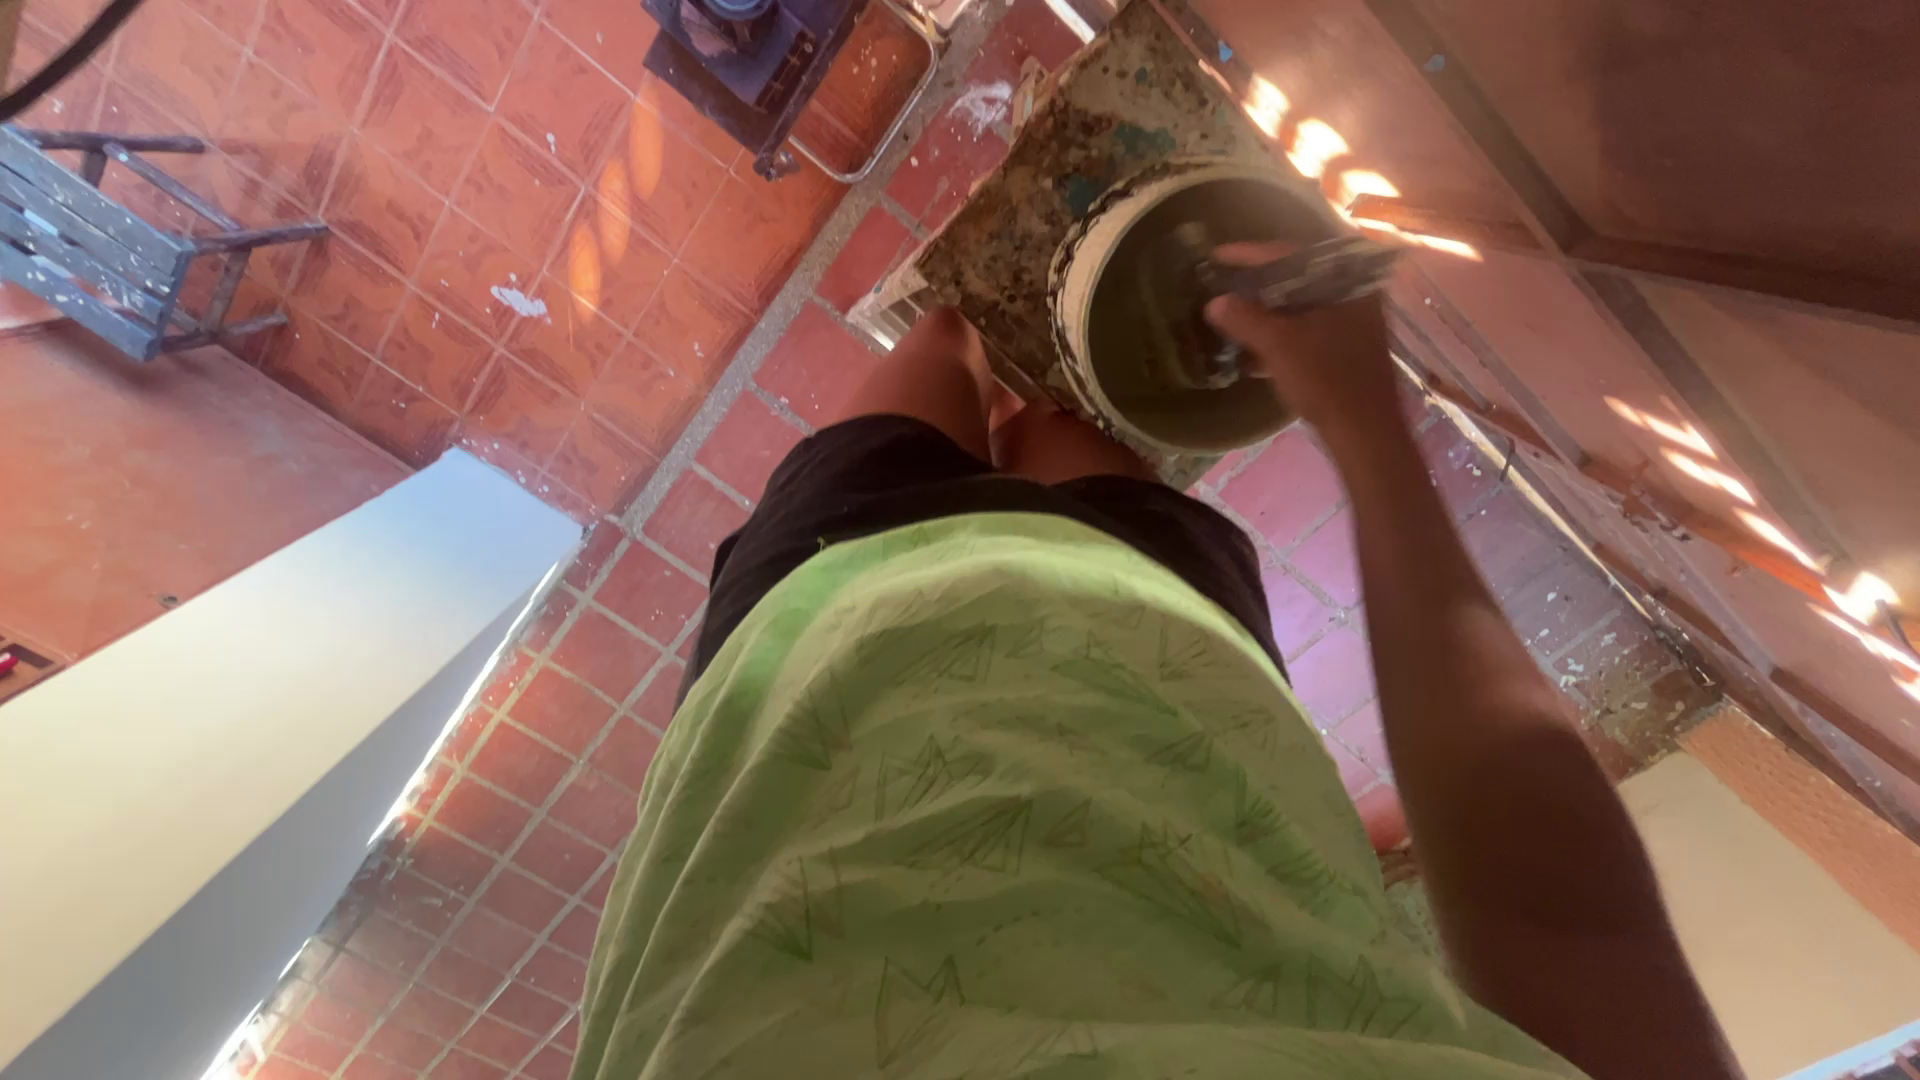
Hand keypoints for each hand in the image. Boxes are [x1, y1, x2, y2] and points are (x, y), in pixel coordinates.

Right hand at [1203, 243, 1402, 458]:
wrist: (1363, 430)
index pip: (1292, 255)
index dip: (1250, 255)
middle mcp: (1354, 293)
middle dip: (1257, 283)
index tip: (1216, 256)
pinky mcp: (1344, 347)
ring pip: (1299, 305)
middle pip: (1296, 277)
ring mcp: (1352, 321)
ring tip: (1230, 314)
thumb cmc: (1326, 380)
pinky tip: (1251, 347)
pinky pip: (1304, 328)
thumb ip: (1245, 319)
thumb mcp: (1279, 345)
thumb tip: (1214, 302)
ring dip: (1265, 310)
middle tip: (1223, 282)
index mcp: (1346, 281)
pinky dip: (1278, 333)